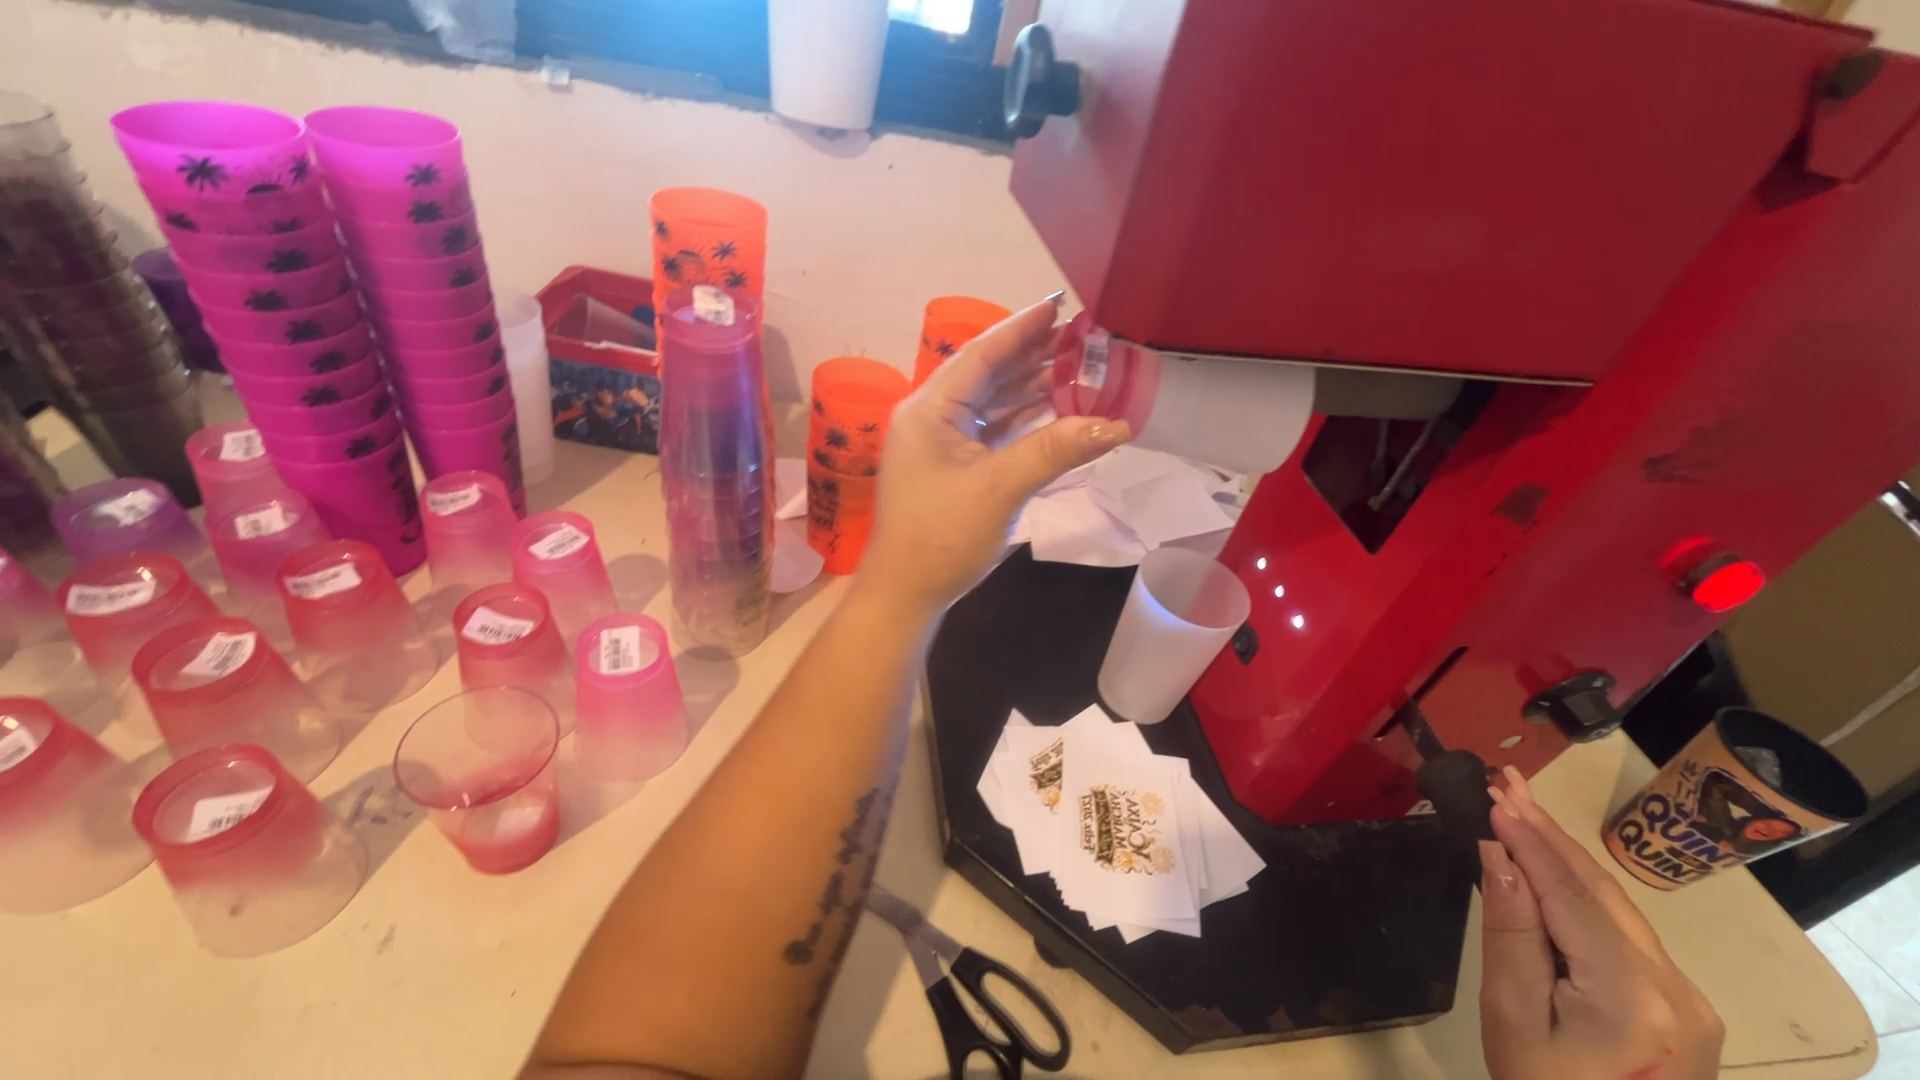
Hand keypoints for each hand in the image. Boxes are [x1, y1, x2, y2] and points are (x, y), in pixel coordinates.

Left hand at [855, 295, 1131, 618]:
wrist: (906, 593)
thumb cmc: (943, 536)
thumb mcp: (1001, 488)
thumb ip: (1056, 449)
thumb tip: (1118, 425)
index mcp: (930, 409)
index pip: (981, 354)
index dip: (1021, 328)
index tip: (1059, 306)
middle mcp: (932, 417)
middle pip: (988, 374)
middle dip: (1032, 355)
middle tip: (1081, 336)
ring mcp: (941, 443)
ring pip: (992, 402)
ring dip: (1031, 386)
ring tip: (1077, 366)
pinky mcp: (953, 467)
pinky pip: (992, 431)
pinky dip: (1023, 420)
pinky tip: (1055, 409)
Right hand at [1480, 767, 1724, 1079]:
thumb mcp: (1513, 1014)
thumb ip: (1510, 931)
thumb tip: (1498, 855)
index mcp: (1632, 991)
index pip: (1569, 893)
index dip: (1528, 839)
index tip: (1493, 794)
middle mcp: (1676, 986)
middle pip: (1599, 891)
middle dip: (1548, 832)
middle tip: (1505, 781)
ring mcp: (1688, 997)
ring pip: (1616, 908)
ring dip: (1565, 857)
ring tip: (1521, 809)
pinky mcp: (1683, 1006)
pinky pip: (1625, 933)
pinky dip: (1584, 893)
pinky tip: (1553, 868)